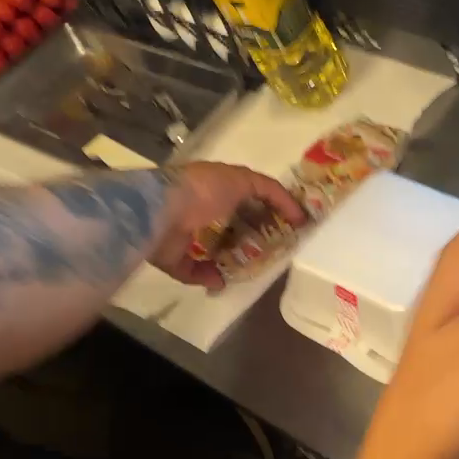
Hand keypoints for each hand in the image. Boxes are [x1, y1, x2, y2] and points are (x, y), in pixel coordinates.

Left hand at [154, 162, 306, 289]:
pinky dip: (209, 276)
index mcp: (213, 190)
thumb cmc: (203, 191)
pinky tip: (223, 279)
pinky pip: (196, 271)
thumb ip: (271, 191)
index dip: (267, 214)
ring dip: (234, 262)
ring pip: (215, 253)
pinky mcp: (174, 258)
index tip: (289, 230)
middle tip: (274, 255)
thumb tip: (298, 215)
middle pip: (233, 229)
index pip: (245, 202)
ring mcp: (185, 236)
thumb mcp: (242, 180)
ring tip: (251, 271)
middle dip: (253, 242)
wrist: (160, 211)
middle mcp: (198, 212)